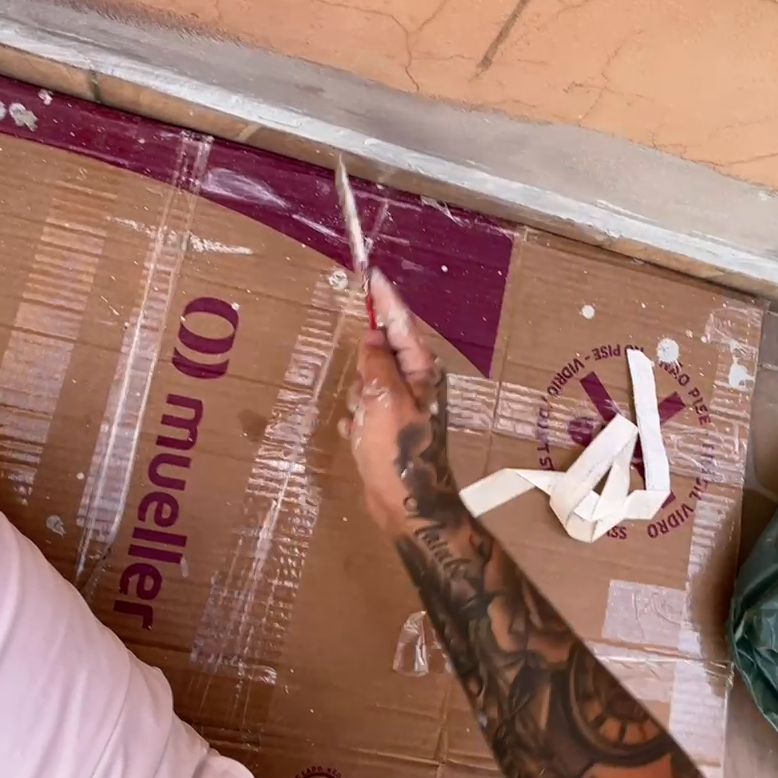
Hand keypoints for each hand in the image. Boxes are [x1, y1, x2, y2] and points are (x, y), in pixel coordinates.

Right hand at [341, 270, 446, 533]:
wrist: (408, 504)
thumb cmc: (398, 450)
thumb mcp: (383, 398)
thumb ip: (376, 361)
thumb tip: (373, 333)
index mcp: (420, 370)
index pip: (400, 321)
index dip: (384, 297)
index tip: (372, 272)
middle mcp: (415, 383)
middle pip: (384, 349)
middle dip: (367, 357)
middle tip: (363, 367)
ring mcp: (401, 407)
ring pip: (369, 380)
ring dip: (359, 393)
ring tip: (362, 417)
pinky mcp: (389, 428)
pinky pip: (364, 408)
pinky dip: (356, 417)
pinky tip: (357, 433)